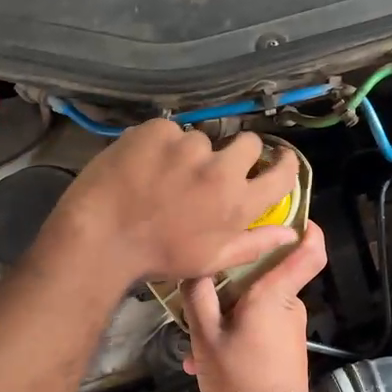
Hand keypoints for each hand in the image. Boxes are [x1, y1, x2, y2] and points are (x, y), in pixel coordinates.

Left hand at [44, 120, 299, 283]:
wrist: (99, 240)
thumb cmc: (158, 257)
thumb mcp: (211, 261)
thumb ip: (255, 243)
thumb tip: (292, 232)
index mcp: (238, 203)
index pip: (282, 173)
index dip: (283, 163)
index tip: (277, 159)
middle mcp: (221, 170)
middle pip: (248, 144)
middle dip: (236, 153)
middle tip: (212, 168)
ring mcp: (188, 147)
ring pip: (202, 139)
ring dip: (190, 153)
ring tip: (164, 174)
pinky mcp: (158, 130)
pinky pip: (169, 131)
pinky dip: (159, 144)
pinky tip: (142, 164)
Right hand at [183, 221, 327, 391]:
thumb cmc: (241, 378)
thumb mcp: (206, 336)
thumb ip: (198, 298)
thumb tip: (195, 267)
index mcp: (274, 293)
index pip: (309, 250)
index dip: (306, 228)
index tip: (289, 216)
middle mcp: (288, 305)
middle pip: (265, 277)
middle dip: (231, 285)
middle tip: (200, 297)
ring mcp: (290, 328)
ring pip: (255, 307)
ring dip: (225, 319)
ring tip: (194, 346)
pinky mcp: (286, 348)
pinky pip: (258, 329)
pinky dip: (234, 338)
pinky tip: (205, 363)